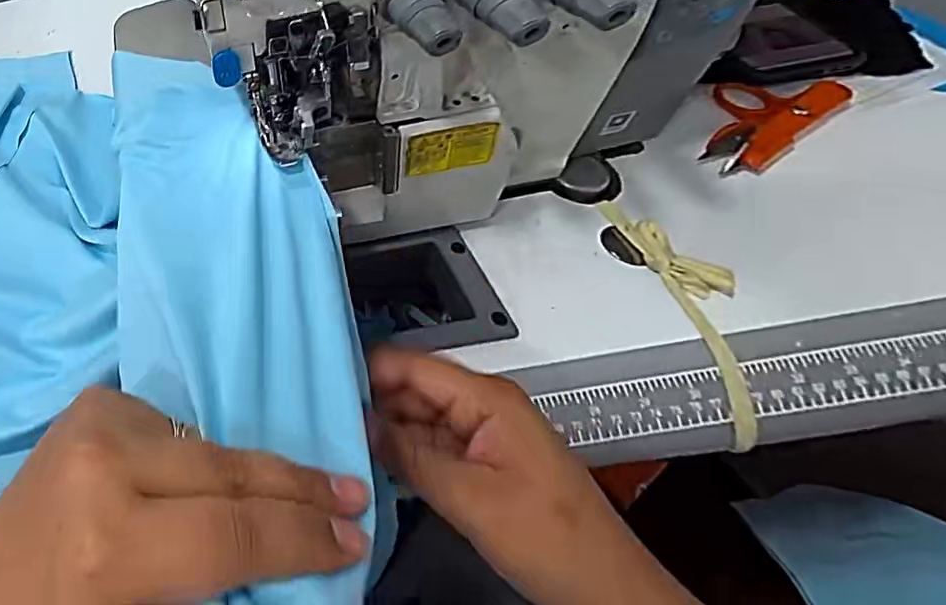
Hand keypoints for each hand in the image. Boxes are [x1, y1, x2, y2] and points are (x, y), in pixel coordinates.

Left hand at [0, 386, 370, 604]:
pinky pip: (169, 426)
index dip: (299, 539)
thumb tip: (290, 557)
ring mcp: (93, 422)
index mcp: (108, 542)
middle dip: (294, 487)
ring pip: (200, 441)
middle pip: (224, 470)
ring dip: (248, 470)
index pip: (229, 534)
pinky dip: (195, 454)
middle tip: (349, 494)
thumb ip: (214, 583)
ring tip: (296, 488)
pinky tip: (206, 477)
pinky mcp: (90, 402)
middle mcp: (102, 466)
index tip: (352, 538)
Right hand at [367, 347, 696, 604]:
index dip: (370, 371)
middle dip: (376, 404)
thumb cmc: (562, 545)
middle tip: (339, 424)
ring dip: (390, 431)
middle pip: (412, 387)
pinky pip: (433, 441)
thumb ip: (410, 456)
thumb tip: (366, 425)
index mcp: (488, 397)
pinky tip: (384, 465)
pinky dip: (408, 452)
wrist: (611, 594)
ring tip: (355, 445)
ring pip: (419, 415)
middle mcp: (485, 404)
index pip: (412, 364)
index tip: (334, 385)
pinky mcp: (483, 456)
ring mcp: (484, 430)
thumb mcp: (470, 499)